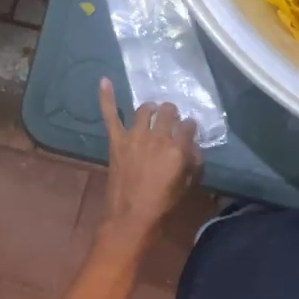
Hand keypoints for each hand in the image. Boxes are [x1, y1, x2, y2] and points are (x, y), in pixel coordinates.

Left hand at [98, 78, 202, 242]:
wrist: (131, 218)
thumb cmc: (163, 205)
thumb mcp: (187, 185)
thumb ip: (193, 162)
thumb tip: (193, 148)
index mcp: (178, 148)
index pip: (189, 126)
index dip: (190, 128)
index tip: (189, 133)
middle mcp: (158, 136)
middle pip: (168, 112)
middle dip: (172, 115)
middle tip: (171, 122)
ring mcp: (135, 136)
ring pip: (145, 109)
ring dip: (151, 109)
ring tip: (152, 112)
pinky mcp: (117, 140)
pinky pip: (110, 115)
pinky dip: (106, 97)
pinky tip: (104, 80)